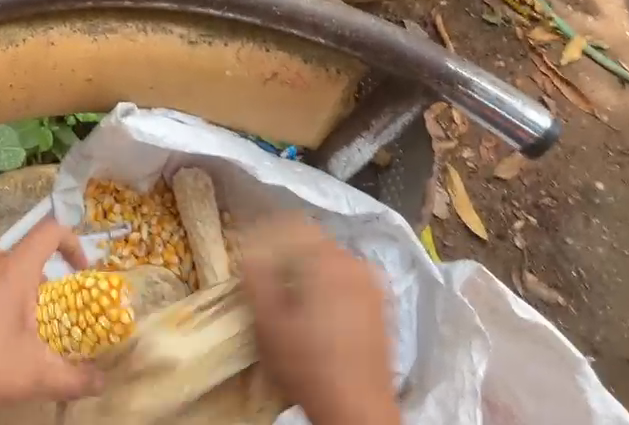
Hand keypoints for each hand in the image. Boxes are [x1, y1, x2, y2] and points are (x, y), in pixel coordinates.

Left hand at [0, 218, 105, 415]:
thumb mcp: (35, 376)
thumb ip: (75, 378)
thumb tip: (103, 381)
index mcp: (15, 267)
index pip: (50, 230)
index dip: (73, 242)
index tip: (82, 270)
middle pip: (26, 257)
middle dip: (43, 284)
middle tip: (49, 320)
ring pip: (1, 271)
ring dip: (17, 294)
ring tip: (18, 333)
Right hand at [240, 214, 400, 424]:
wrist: (359, 414)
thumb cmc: (307, 365)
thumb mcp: (267, 320)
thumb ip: (254, 274)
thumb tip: (248, 247)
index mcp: (327, 258)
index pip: (290, 222)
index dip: (265, 229)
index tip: (248, 247)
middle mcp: (354, 262)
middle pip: (310, 240)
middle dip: (286, 250)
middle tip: (265, 272)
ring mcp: (373, 284)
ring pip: (329, 260)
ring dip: (306, 267)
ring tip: (288, 293)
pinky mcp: (381, 306)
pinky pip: (346, 279)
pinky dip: (327, 284)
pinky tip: (314, 309)